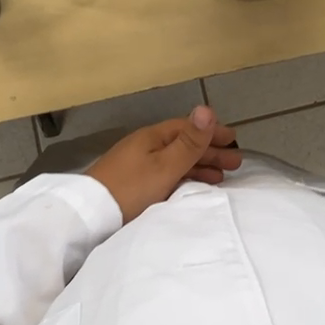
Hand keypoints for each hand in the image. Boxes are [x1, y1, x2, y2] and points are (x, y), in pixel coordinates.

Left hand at [85, 106, 242, 222]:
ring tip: (220, 178)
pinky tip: (191, 188)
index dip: (210, 132)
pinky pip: (167, 175)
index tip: (234, 140)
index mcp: (151, 137)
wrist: (89, 217)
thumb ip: (189, 142)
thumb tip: (207, 108)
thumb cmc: (131, 188)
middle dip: (209, 151)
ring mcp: (137, 166)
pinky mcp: (133, 185)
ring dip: (199, 166)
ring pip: (175, 161)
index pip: (186, 127)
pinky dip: (184, 178)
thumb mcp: (165, 166)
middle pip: (182, 144)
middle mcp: (144, 147)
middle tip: (235, 162)